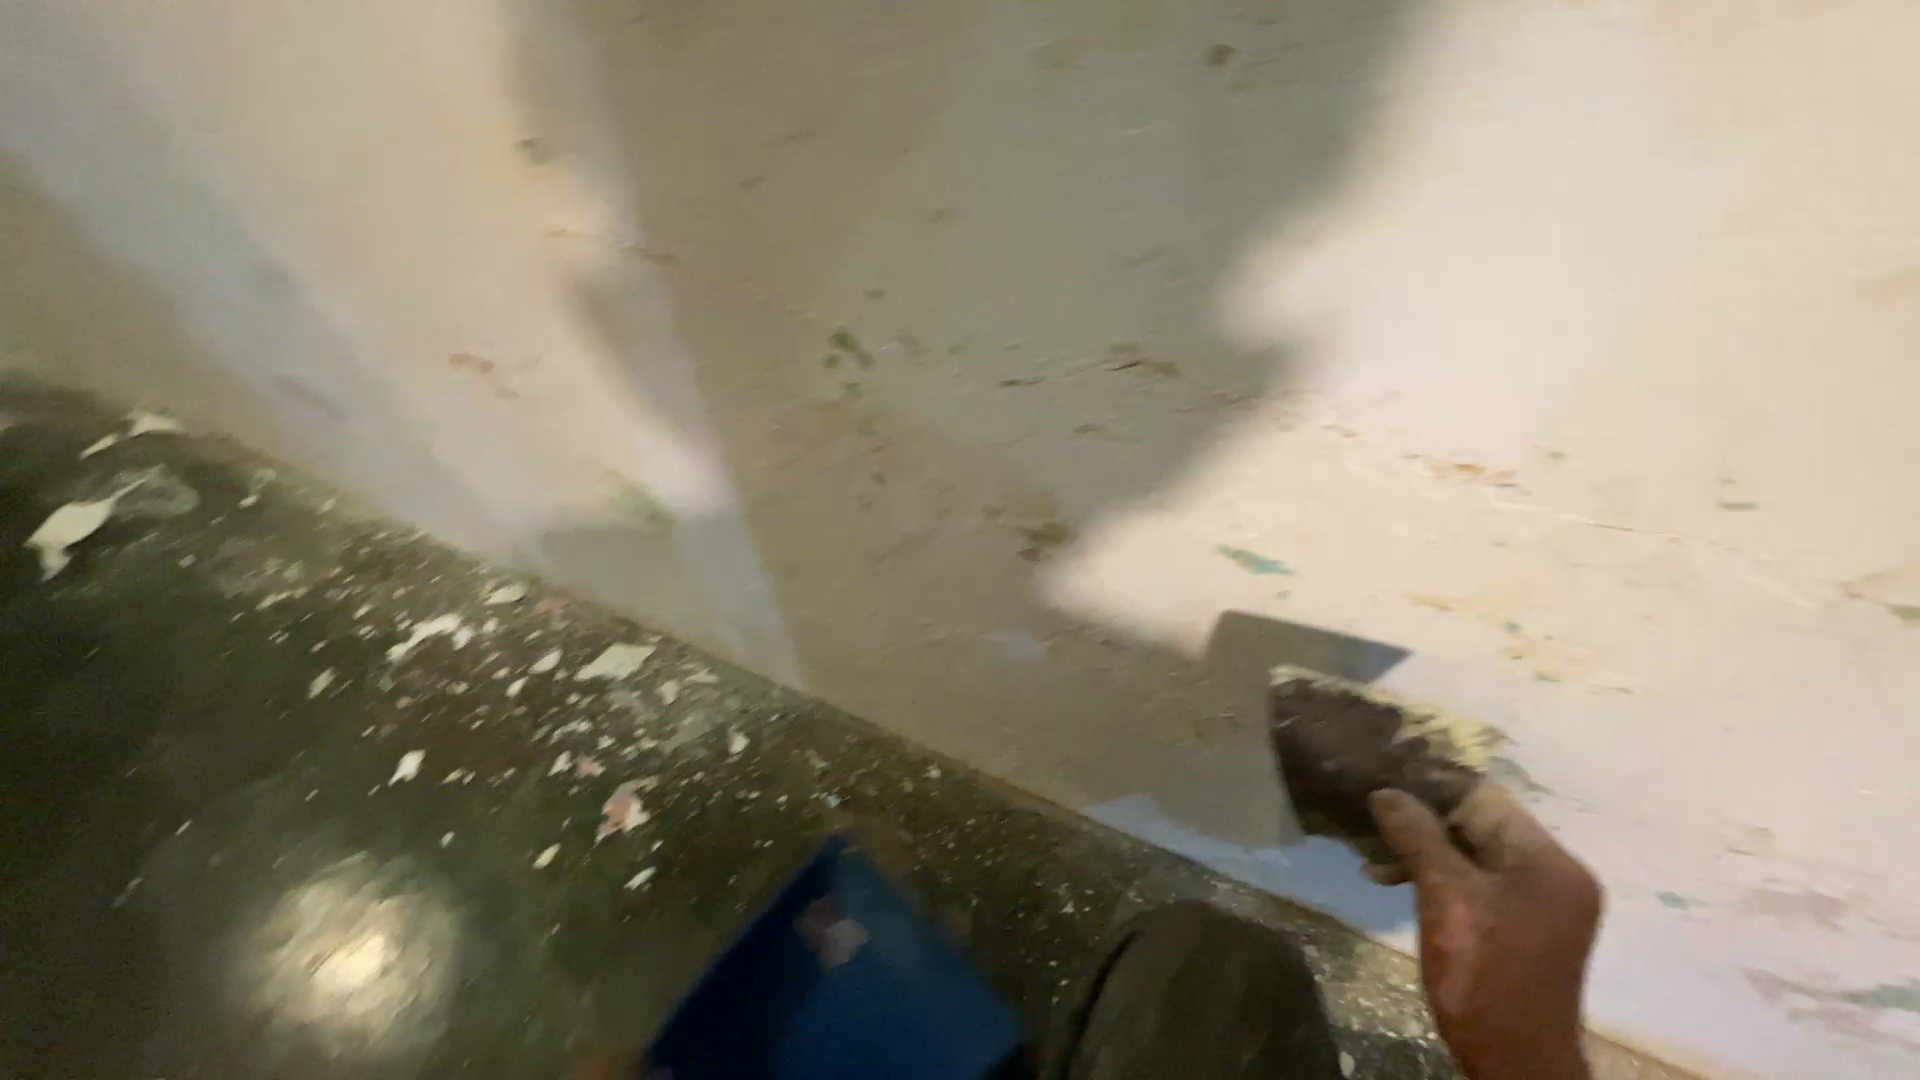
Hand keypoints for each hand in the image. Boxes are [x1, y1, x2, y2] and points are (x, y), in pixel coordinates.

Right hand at [1369, 786, 1601, 1079]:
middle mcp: (1554, 873)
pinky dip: (1437, 874)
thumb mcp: (1444, 897)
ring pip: (1472, 850)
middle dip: (1423, 818)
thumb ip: (1416, 836)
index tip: (1382, 780)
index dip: (1431, 785)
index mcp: (1549, 862)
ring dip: (1424, 848)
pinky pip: (1476, 878)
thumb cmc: (1483, 974)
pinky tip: (1394, 878)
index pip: (1485, 798)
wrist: (1514, 1062)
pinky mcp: (1523, 922)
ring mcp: (1541, 900)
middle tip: (1372, 816)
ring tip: (1375, 856)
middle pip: (1479, 822)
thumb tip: (1386, 792)